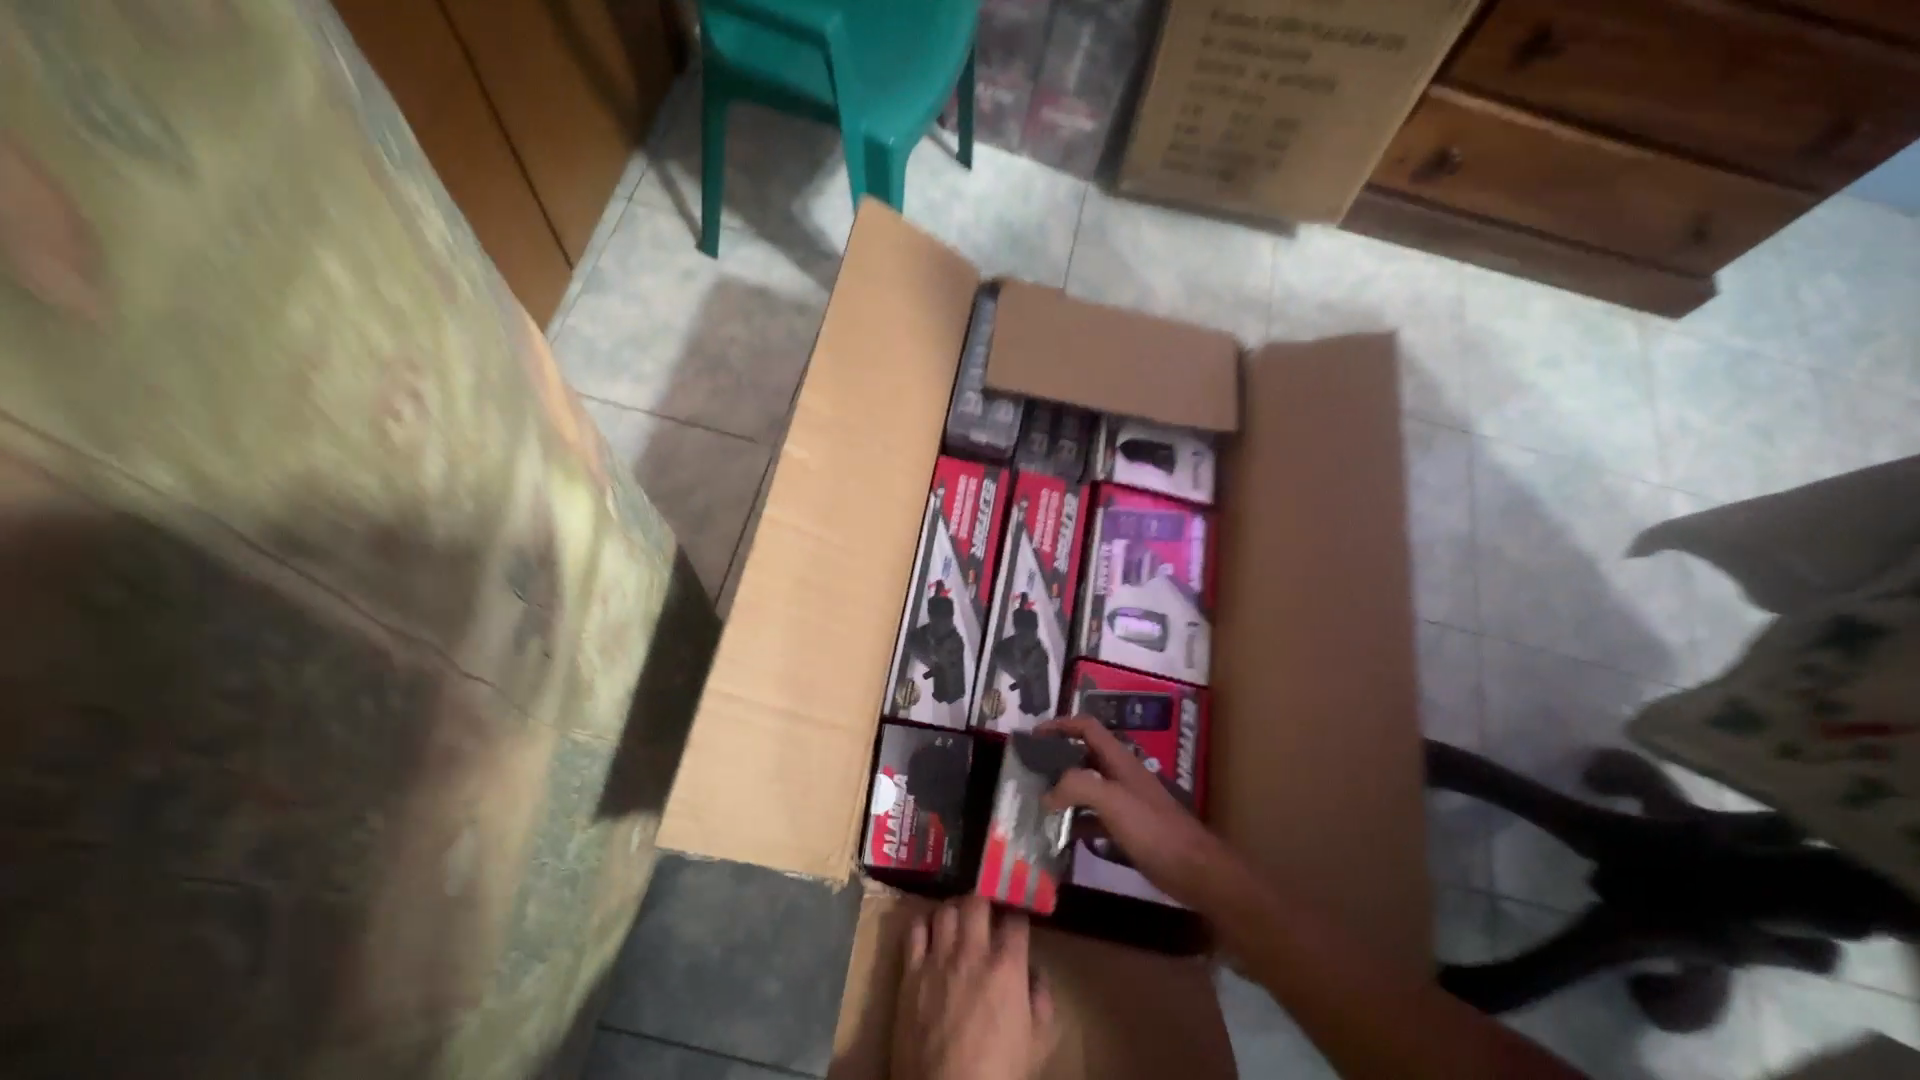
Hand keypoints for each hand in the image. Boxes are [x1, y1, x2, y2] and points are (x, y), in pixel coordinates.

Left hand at [891, 896, 1056, 1079]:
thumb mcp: (1038, 1043)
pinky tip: (930, 930)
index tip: (1019, 913)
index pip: (1016, 919)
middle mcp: (972, 952)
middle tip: (988, 909)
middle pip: (977, 901)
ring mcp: (938, 959)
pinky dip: (924, 923)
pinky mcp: (910, 973)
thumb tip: (1035, 974)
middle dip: (985, 899)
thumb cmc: (999, 1073)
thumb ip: (1042, 1001)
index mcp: (1008, 967)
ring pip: (945, 910)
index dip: (1019, 911)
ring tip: (960, 917)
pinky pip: (914, 930)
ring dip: (955, 909)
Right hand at [1038, 714, 1259, 914]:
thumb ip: (1077, 786)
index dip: (1060, 725)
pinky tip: (1060, 833)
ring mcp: (1125, 802)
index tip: (1033, 735)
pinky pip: (1093, 817)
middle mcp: (1121, 775)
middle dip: (1057, 758)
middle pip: (1084, 755)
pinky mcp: (1127, 828)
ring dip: (1063, 790)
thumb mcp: (1113, 800)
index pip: (1087, 728)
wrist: (1193, 869)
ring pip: (1087, 787)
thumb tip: (1047, 794)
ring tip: (1037, 801)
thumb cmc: (1154, 829)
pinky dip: (1075, 820)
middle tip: (1029, 771)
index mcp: (1120, 760)